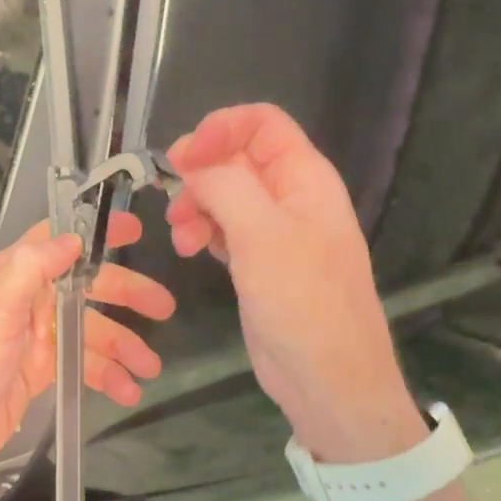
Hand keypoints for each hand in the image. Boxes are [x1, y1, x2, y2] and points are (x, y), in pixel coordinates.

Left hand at [0, 214, 174, 484]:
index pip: (56, 242)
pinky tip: (127, 391)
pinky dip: (105, 375)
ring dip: (121, 346)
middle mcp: (24, 302)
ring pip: (87, 332)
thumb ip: (31, 268)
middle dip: (124, 295)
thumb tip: (71, 238)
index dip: (93, 233)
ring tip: (150, 368)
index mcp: (10, 278)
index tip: (134, 228)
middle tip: (164, 307)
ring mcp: (32, 339)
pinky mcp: (37, 373)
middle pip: (83, 288)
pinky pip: (80, 365)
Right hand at [166, 104, 426, 462]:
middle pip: (236, 158)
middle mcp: (290, 197)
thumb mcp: (261, 234)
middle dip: (200, 173)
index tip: (183, 158)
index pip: (261, 124)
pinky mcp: (258, 262)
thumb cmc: (302, 300)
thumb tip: (195, 166)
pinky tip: (189, 251)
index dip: (220, 129)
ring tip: (180, 238)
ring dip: (194, 206)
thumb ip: (225, 186)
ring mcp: (274, 231)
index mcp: (305, 177)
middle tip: (173, 202)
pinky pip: (223, 229)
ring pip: (224, 195)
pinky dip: (201, 232)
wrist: (327, 376)